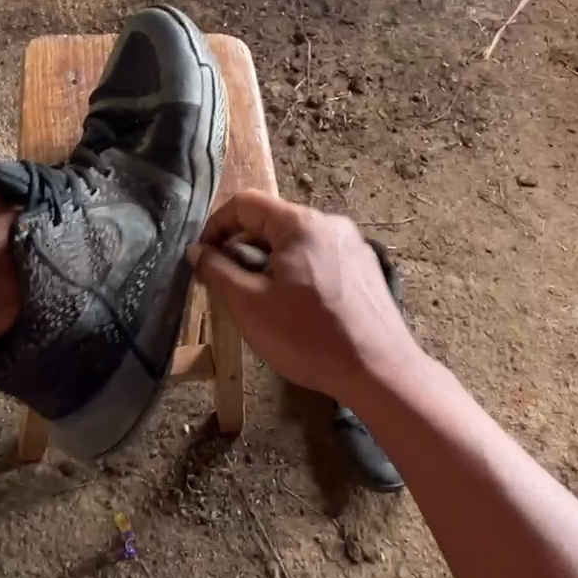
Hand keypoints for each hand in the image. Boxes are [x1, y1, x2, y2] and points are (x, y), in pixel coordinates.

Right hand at [187, 191, 421, 404]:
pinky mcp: (366, 269)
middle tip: (231, 288)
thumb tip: (198, 251)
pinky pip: (318, 258)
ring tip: (264, 304)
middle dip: (243, 250)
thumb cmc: (308, 337)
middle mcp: (330, 224)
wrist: (379, 373)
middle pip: (271, 222)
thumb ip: (217, 271)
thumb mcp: (248, 305)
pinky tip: (299, 311)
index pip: (245, 203)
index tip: (203, 259)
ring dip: (269, 265)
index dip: (216, 227)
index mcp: (301, 223)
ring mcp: (353, 245)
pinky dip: (297, 274)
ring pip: (294, 243)